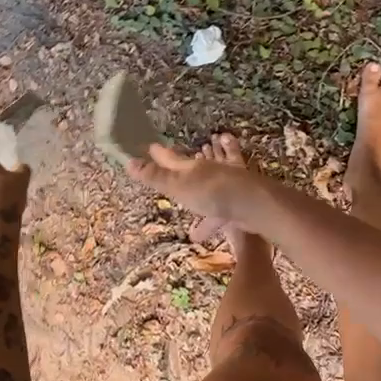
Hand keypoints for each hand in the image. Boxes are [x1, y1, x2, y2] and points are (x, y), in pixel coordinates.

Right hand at [125, 143, 263, 228]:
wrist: (252, 203)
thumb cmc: (211, 193)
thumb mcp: (178, 186)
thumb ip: (155, 177)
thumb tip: (128, 162)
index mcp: (192, 167)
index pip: (172, 158)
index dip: (160, 154)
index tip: (151, 146)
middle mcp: (208, 172)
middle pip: (193, 169)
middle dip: (184, 167)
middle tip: (173, 163)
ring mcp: (225, 186)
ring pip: (207, 188)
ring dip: (197, 194)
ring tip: (184, 204)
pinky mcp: (236, 203)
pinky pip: (218, 211)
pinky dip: (208, 221)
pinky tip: (198, 234)